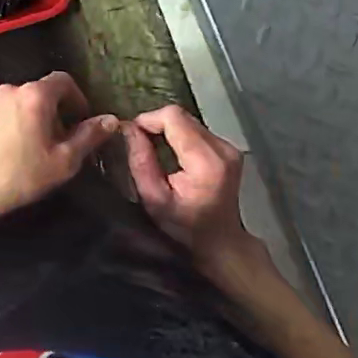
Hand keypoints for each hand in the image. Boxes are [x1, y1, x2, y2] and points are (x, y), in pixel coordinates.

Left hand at [0, 72, 119, 236]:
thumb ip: (89, 136)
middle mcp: (8, 91)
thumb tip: (110, 119)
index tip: (80, 119)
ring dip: (29, 119)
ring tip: (32, 150)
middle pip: (39, 93)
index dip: (77, 97)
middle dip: (53, 112)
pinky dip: (8, 126)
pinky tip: (7, 153)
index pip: (63, 80)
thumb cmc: (21, 176)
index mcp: (34, 96)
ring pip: (17, 104)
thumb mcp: (64, 161)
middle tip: (58, 142)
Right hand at [124, 106, 254, 267]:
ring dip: (167, 129)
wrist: (220, 241)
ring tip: (154, 149)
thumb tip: (128, 128)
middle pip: (181, 116)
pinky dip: (179, 135)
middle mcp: (222, 148)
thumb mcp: (154, 200)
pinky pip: (196, 129)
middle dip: (156, 124)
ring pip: (188, 120)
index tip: (132, 135)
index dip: (148, 120)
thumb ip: (141, 162)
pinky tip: (172, 153)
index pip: (174, 118)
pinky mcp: (228, 148)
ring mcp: (228, 147)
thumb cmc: (184, 227)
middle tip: (139, 143)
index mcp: (206, 162)